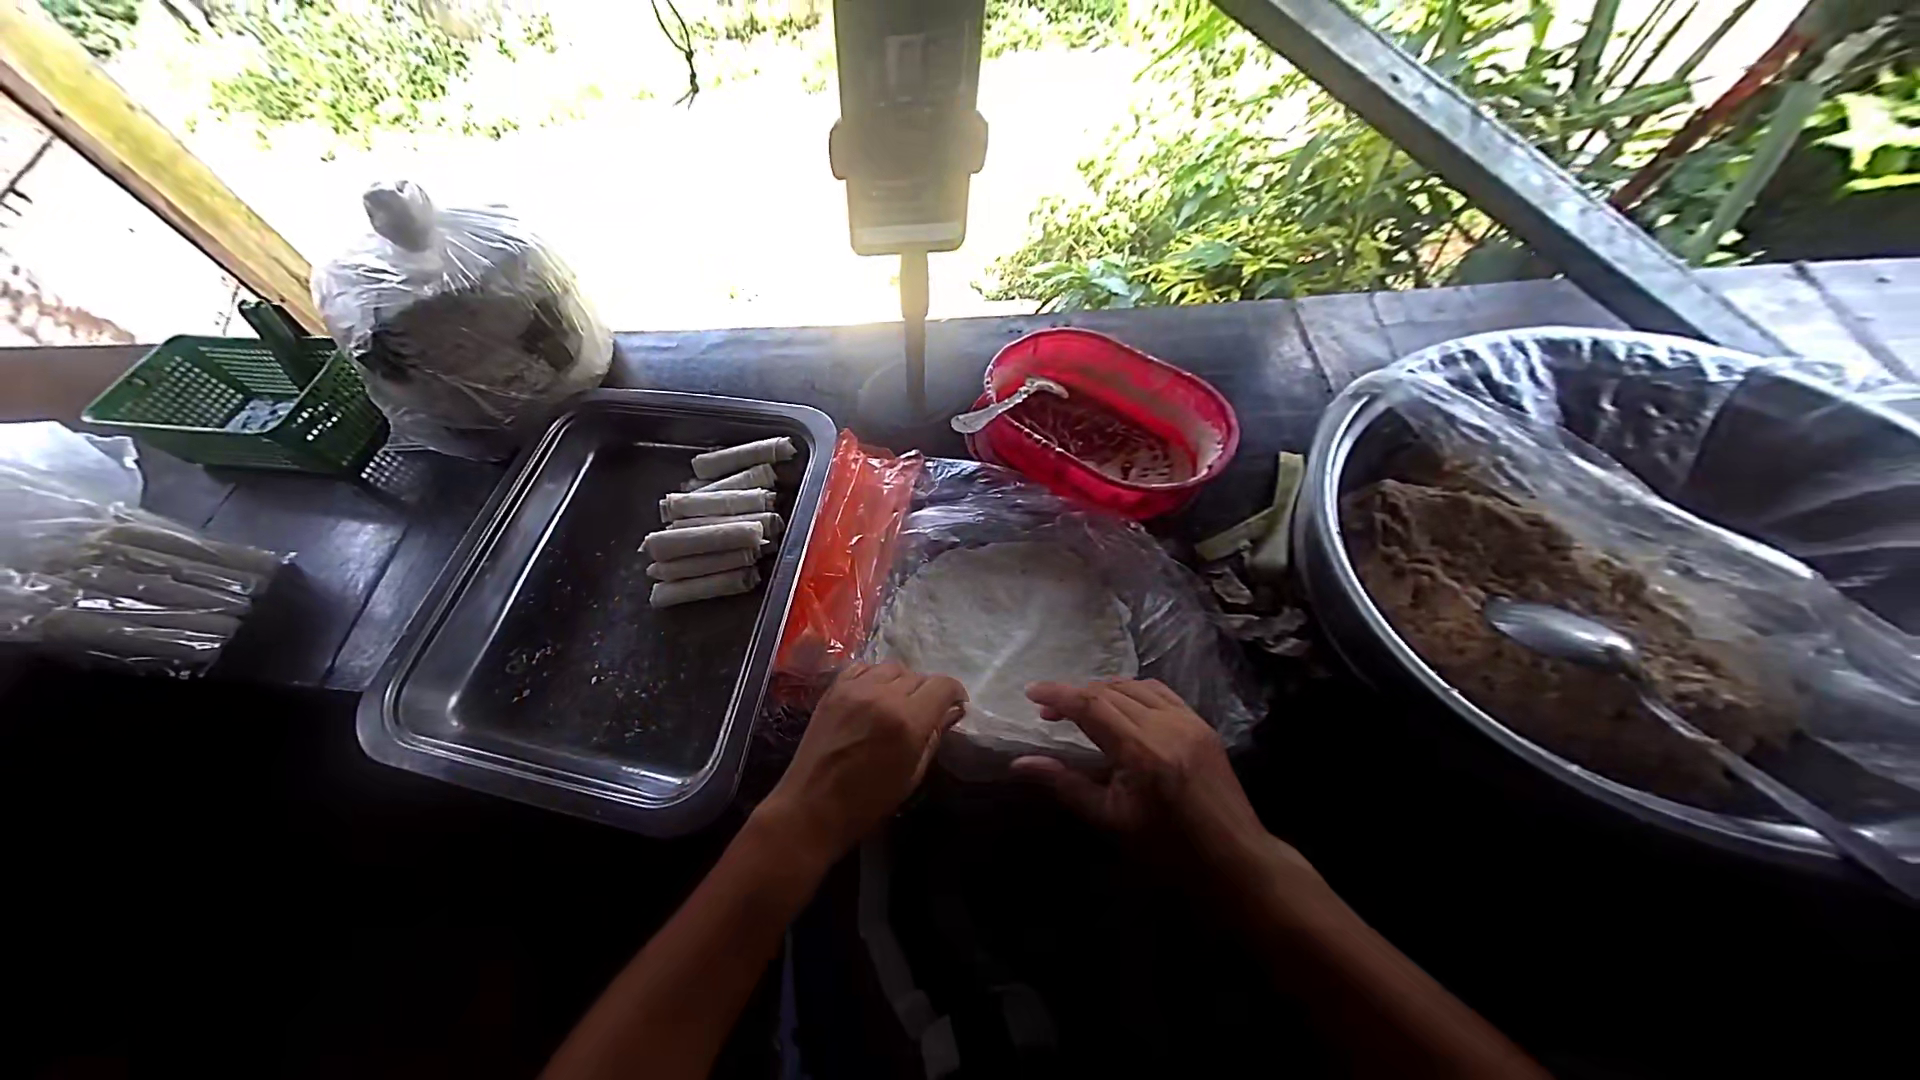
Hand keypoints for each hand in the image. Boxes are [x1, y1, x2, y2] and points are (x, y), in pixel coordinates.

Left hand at [755, 661, 966, 864]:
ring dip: (902, 682)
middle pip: (918, 676)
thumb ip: (934, 736)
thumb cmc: (867, 803)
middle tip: (924, 712)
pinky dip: (875, 676)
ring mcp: (855, 689)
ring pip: (893, 668)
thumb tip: (953, 711)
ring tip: (898, 702)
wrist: (810, 809)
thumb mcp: (912, 774)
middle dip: (928, 692)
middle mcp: (883, 696)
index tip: (955, 705)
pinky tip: (874, 694)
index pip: (943, 686)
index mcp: (907, 721)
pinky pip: (863, 667)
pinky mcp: (833, 689)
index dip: (955, 693)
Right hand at [1014, 679, 1301, 881]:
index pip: (1091, 706)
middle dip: (1074, 695)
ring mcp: (1188, 721)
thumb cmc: (1168, 850)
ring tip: (1080, 708)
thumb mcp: (1111, 820)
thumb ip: (1065, 784)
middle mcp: (1165, 726)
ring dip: (1101, 690)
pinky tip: (1120, 705)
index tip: (1031, 692)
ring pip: (1134, 686)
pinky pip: (1160, 692)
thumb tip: (1020, 764)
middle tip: (1049, 713)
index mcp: (1141, 751)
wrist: (1235, 861)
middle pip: (1109, 691)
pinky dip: (1131, 691)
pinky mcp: (1201, 724)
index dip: (1057, 694)